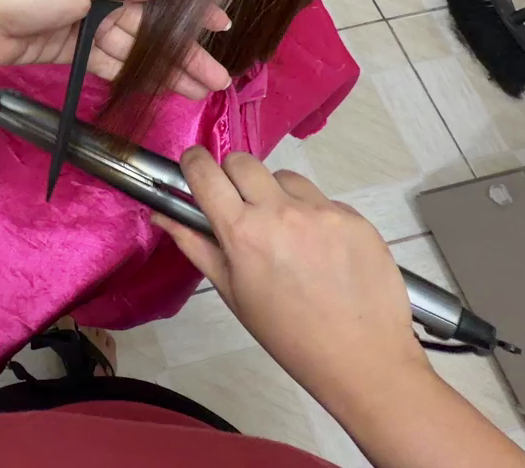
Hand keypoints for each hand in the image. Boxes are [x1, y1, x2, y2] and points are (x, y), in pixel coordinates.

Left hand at [0, 0, 229, 98]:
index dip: (187, 8)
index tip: (221, 25)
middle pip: (149, 25)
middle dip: (184, 50)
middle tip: (220, 78)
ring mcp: (85, 27)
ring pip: (134, 49)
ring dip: (166, 69)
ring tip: (202, 90)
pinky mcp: (73, 53)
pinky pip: (110, 64)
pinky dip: (134, 75)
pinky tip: (161, 89)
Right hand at [152, 149, 430, 406]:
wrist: (365, 362)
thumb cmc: (287, 333)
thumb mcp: (231, 291)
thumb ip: (194, 244)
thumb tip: (160, 213)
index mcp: (242, 232)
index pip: (204, 170)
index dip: (193, 162)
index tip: (194, 169)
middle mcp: (280, 212)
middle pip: (242, 161)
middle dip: (234, 176)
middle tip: (243, 206)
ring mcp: (322, 212)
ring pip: (284, 177)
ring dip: (277, 194)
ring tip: (289, 232)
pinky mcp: (355, 218)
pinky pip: (323, 199)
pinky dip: (314, 215)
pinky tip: (322, 249)